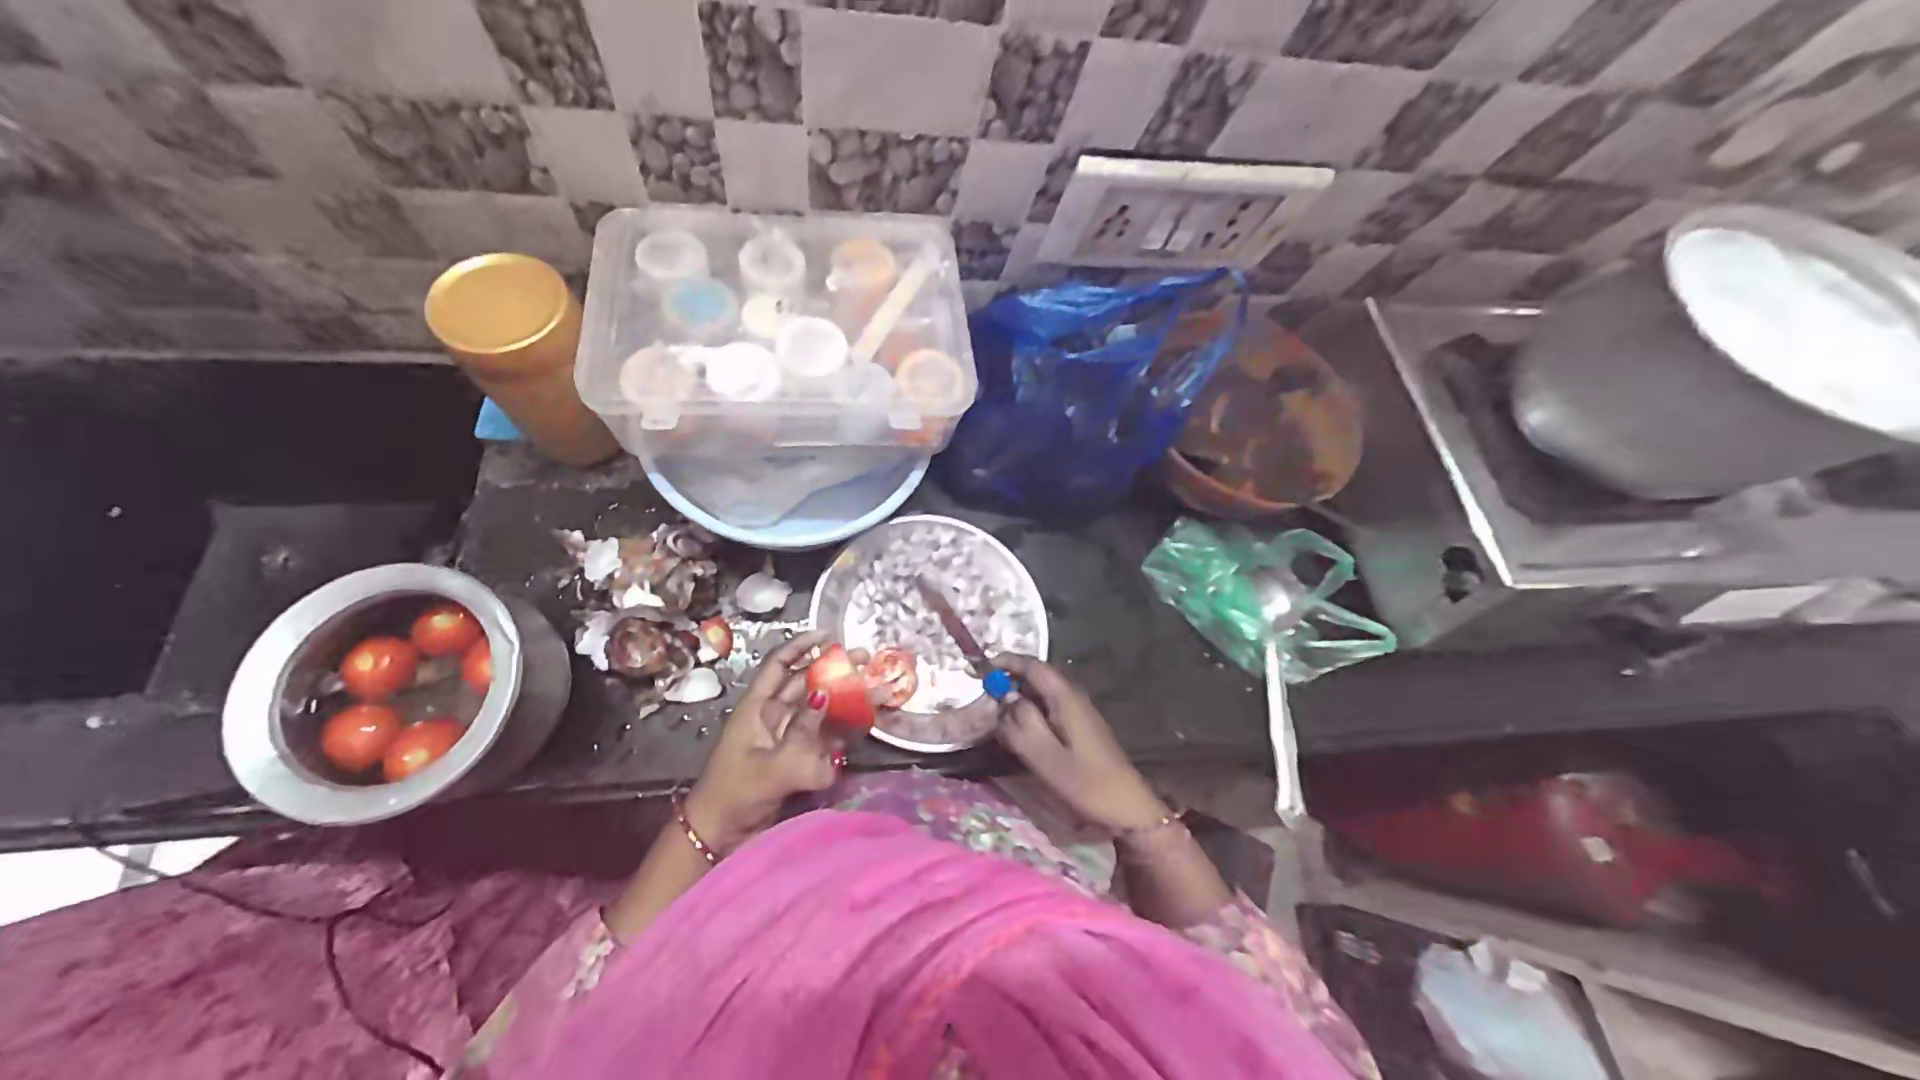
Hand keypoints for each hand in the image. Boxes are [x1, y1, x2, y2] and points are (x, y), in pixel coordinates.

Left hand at [684, 630, 842, 853]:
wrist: (722, 837)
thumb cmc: (736, 794)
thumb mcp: (770, 764)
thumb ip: (803, 731)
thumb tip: (826, 695)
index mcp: (756, 708)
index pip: (778, 665)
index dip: (800, 646)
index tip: (827, 634)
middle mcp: (774, 717)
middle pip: (807, 684)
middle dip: (834, 669)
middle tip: (864, 657)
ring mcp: (788, 738)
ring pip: (821, 709)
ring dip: (846, 698)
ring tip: (875, 686)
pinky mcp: (799, 759)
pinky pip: (825, 737)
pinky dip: (843, 729)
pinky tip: (864, 720)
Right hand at [993, 654, 1168, 831]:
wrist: (1129, 810)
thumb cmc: (1088, 784)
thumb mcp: (1047, 757)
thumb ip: (1022, 725)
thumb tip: (1004, 700)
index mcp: (1066, 699)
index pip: (1033, 666)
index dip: (1006, 663)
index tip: (981, 669)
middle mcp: (1073, 699)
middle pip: (1036, 679)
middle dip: (1008, 682)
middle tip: (981, 697)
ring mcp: (1078, 714)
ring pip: (1041, 696)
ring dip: (1018, 701)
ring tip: (993, 716)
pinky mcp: (1080, 731)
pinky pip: (1048, 711)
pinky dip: (1029, 715)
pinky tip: (1017, 734)